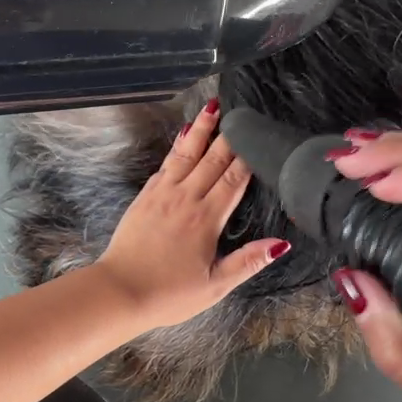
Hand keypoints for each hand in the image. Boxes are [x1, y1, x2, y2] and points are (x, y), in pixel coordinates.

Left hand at [91, 100, 290, 330]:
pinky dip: (177, 148)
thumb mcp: (216, 285)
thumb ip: (248, 261)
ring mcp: (162, 194)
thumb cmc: (170, 293)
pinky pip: (165, 165)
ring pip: (185, 154)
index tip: (258, 138)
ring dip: (199, 130)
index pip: (232, 180)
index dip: (247, 159)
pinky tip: (182, 138)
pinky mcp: (145, 196)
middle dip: (227, 136)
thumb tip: (281, 243)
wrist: (120, 290)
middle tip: (238, 111)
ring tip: (210, 109)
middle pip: (211, 160)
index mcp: (206, 219)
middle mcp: (185, 199)